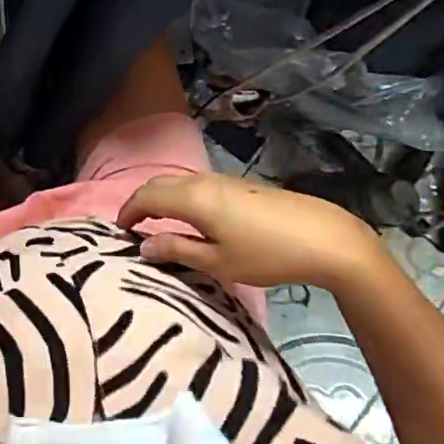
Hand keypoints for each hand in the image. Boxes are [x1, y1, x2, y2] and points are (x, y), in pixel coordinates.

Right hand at [117, 172, 387, 288]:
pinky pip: (197, 185)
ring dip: (161, 198)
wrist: (325, 238)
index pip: (147, 197)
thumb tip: (144, 246)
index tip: (118, 230)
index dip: (128, 211)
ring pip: (179, 182)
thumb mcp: (217, 262)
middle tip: (131, 225)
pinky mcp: (240, 185)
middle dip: (140, 201)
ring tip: (156, 223)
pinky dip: (181, 197)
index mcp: (193, 198)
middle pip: (160, 184)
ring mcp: (224, 180)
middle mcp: (203, 182)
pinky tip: (189, 217)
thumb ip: (177, 250)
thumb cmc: (266, 255)